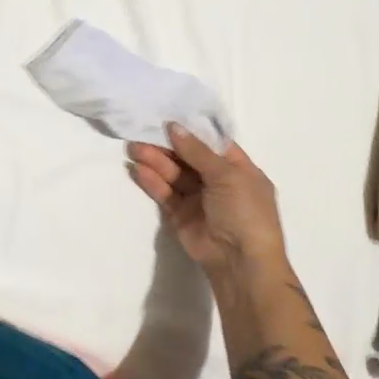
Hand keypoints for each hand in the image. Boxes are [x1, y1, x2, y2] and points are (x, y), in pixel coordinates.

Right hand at [128, 125, 285, 277]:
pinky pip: (165, 193)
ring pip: (173, 175)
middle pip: (188, 158)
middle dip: (166, 147)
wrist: (239, 260)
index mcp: (239, 170)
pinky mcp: (180, 214)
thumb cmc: (245, 211)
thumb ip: (197, 151)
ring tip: (134, 149)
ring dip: (155, 161)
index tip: (166, 118)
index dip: (191, 132)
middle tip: (140, 135)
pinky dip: (152, 181)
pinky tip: (138, 170)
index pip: (212, 145)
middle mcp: (218, 182)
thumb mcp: (228, 175)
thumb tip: (173, 126)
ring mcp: (198, 199)